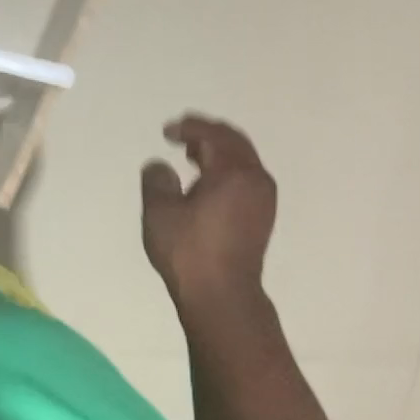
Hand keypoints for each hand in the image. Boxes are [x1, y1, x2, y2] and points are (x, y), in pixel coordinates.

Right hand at [141, 114, 277, 314]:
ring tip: (192, 155)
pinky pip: (244, 179)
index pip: (214, 137)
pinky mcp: (261, 215)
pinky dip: (225, 170)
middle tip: (183, 134)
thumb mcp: (160, 214)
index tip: (168, 130)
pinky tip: (206, 183)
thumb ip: (157, 183)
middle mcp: (255, 179)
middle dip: (208, 135)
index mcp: (233, 173)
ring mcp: (263, 198)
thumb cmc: (187, 251)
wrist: (220, 292)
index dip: (191, 128)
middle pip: (235, 144)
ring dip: (218, 153)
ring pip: (242, 162)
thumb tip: (158, 165)